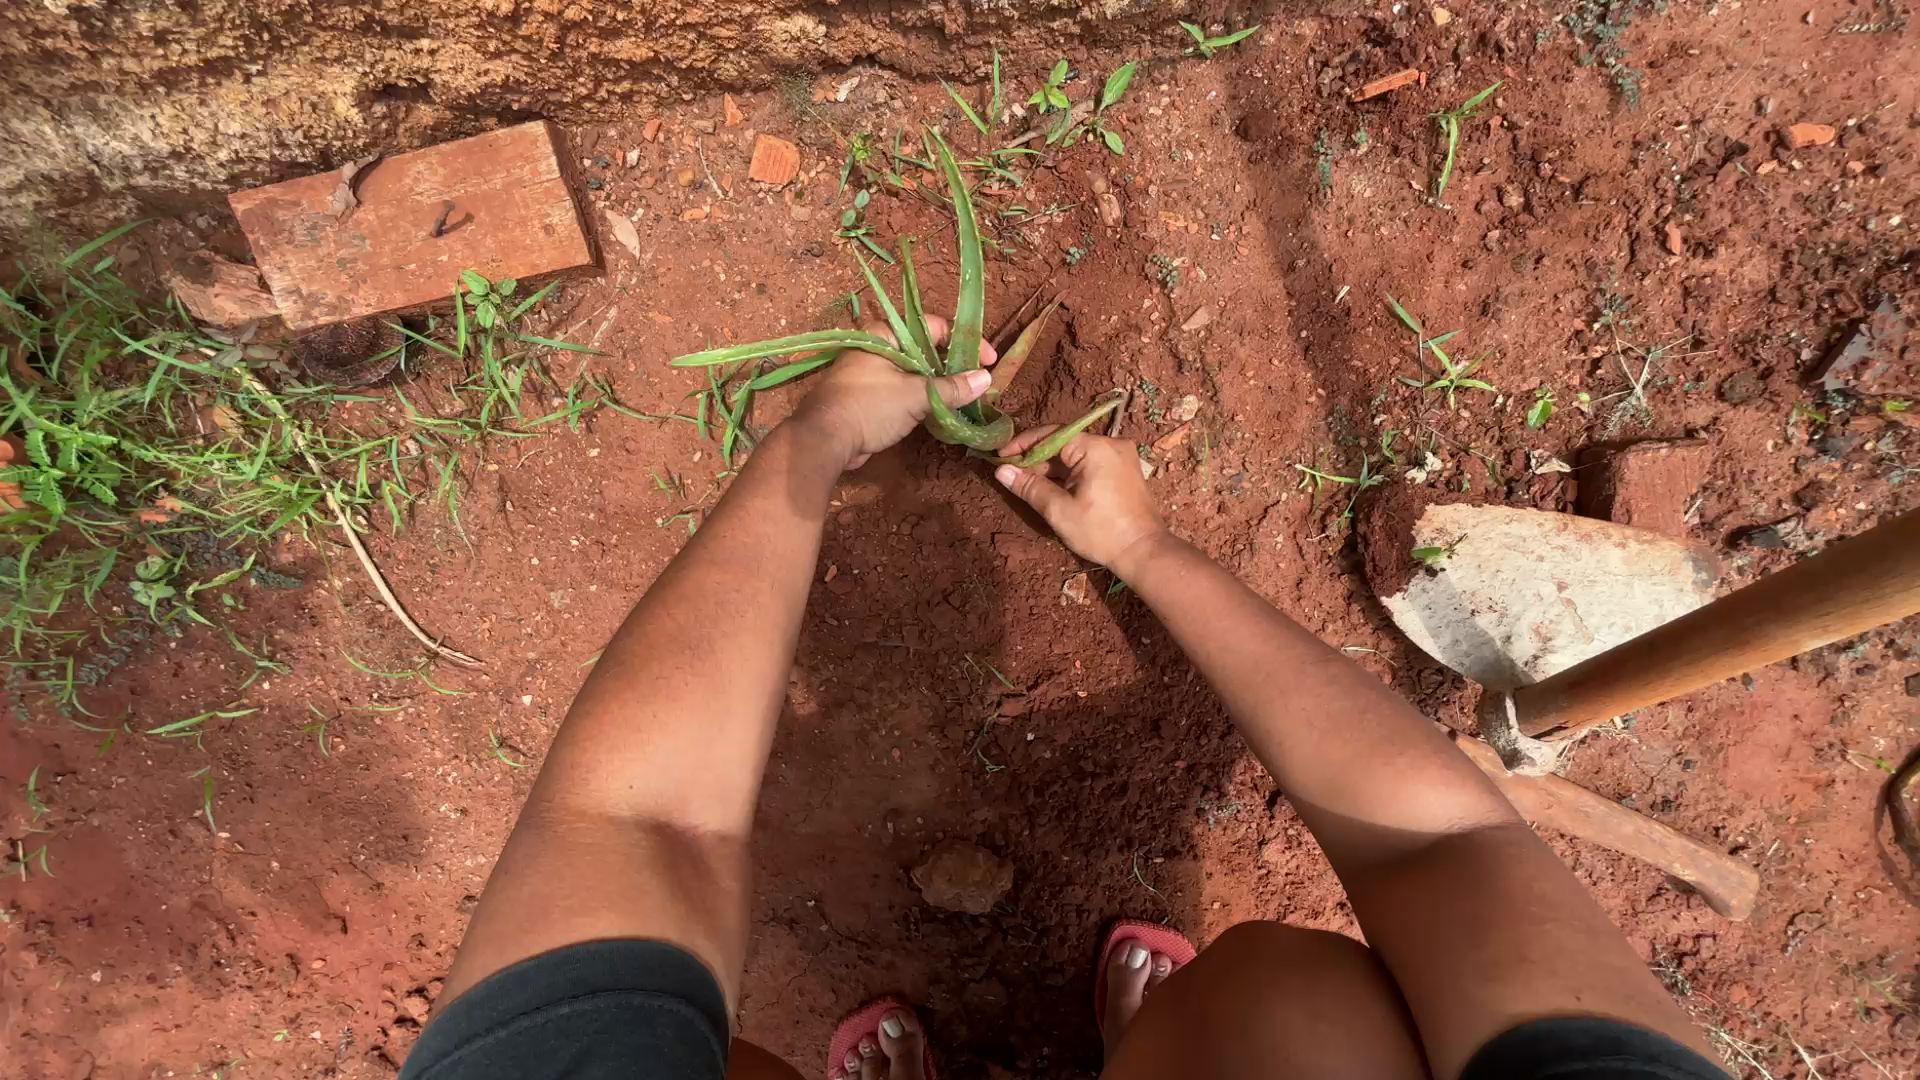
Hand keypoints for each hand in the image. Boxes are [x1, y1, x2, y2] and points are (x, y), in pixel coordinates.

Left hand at [787, 317, 996, 469]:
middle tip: (978, 383)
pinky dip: (924, 400)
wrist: (825, 439)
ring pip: (916, 374)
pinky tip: (942, 412)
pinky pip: (905, 392)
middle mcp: (879, 349)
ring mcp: (873, 374)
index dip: (964, 341)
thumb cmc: (868, 406)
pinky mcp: (871, 398)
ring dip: (940, 386)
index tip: (987, 361)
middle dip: (954, 367)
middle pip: (927, 351)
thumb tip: (985, 378)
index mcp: (886, 335)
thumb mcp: (916, 395)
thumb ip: (952, 388)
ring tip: (965, 400)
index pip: (935, 327)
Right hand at [992, 428, 1169, 571]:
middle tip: (1012, 475)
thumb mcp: (1059, 510)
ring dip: (1052, 468)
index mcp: (1096, 448)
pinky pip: (1090, 464)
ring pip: (1076, 455)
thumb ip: (1030, 487)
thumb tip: (1001, 471)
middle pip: (1064, 444)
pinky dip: (1070, 474)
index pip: (1051, 435)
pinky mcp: (1124, 470)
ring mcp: (1120, 456)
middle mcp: (1111, 444)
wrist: (1144, 552)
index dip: (1023, 444)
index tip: (1001, 456)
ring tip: (1028, 484)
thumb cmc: (1101, 532)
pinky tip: (1053, 488)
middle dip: (1037, 459)